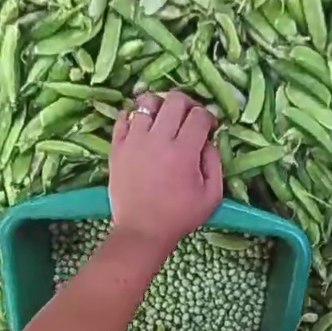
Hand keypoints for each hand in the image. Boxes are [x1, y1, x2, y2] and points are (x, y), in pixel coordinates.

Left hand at [108, 90, 222, 250]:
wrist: (142, 231)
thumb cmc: (180, 216)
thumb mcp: (211, 195)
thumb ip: (214, 162)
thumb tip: (209, 139)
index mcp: (183, 151)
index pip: (199, 115)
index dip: (208, 117)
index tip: (207, 128)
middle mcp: (158, 139)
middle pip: (174, 100)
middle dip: (187, 104)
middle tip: (188, 117)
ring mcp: (134, 141)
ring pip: (147, 102)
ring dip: (159, 105)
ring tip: (163, 119)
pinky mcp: (117, 147)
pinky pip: (123, 117)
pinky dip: (134, 115)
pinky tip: (142, 126)